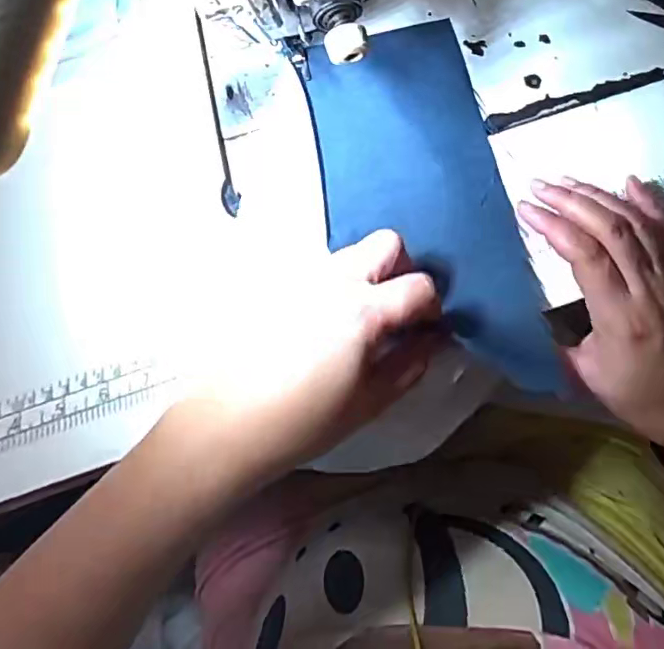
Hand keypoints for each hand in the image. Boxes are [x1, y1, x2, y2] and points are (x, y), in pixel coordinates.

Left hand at [161, 228, 443, 491]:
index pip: (420, 284)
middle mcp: (334, 280)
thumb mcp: (369, 402)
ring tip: (360, 320)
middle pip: (386, 243)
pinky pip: (320, 268)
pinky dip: (335, 284)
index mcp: (363, 310)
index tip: (427, 326)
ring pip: (351, 252)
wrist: (230, 418)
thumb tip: (432, 340)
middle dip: (403, 268)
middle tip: (397, 309)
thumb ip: (409, 365)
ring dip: (366, 274)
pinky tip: (326, 323)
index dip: (433, 305)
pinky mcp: (279, 282)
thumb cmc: (303, 420)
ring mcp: (303, 276)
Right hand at [517, 177, 663, 456]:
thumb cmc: (643, 397)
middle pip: (611, 230)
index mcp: (621, 317)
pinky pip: (663, 232)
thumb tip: (515, 317)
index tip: (525, 209)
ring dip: (598, 196)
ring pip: (635, 224)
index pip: (587, 256)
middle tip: (538, 186)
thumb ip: (553, 343)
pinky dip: (646, 203)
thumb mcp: (588, 377)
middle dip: (571, 201)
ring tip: (565, 181)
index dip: (554, 226)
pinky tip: (627, 182)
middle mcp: (648, 289)